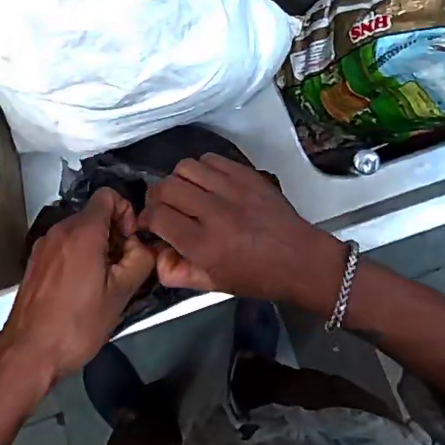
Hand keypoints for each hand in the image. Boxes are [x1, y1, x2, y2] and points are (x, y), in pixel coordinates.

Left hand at [0, 188, 154, 383]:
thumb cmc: (75, 325)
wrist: (27, 355)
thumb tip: (144, 247)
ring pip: (80, 232)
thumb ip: (142, 260)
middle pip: (95, 215)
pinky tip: (83, 291)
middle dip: (115, 235)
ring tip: (103, 284)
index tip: (130, 241)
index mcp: (82, 232)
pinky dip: (79, 258)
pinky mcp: (35, 263)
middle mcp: (59, 231)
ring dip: (97, 248)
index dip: (127, 213)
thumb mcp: (121, 293)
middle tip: (122, 268)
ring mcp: (44, 247)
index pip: (109, 195)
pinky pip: (65, 247)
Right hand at [140, 154, 347, 312]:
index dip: (146, 219)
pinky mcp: (246, 175)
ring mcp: (232, 189)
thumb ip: (177, 272)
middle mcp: (215, 212)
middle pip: (166, 187)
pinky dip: (201, 168)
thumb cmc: (257, 276)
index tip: (149, 223)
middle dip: (156, 197)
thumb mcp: (213, 285)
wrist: (299, 258)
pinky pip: (210, 158)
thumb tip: (155, 254)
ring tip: (184, 193)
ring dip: (177, 179)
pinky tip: (206, 183)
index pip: (158, 217)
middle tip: (162, 207)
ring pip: (185, 167)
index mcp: (205, 245)